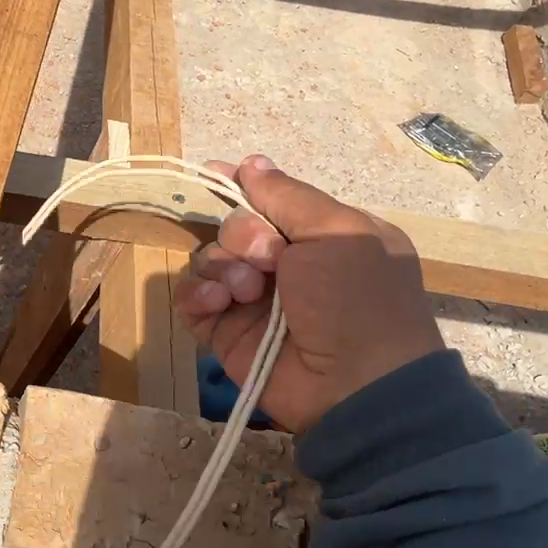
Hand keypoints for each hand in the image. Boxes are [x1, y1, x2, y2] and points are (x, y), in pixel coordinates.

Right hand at [172, 155, 444, 432]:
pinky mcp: (223, 329)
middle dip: (241, 236)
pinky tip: (217, 302)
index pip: (265, 199)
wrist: (354, 385)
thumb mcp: (337, 233)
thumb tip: (250, 162)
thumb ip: (288, 196)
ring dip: (221, 267)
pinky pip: (191, 297)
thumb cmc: (357, 299)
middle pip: (231, 226)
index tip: (214, 174)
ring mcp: (249, 298)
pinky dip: (198, 294)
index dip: (238, 187)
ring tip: (245, 292)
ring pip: (207, 259)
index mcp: (317, 235)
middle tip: (267, 259)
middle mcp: (281, 263)